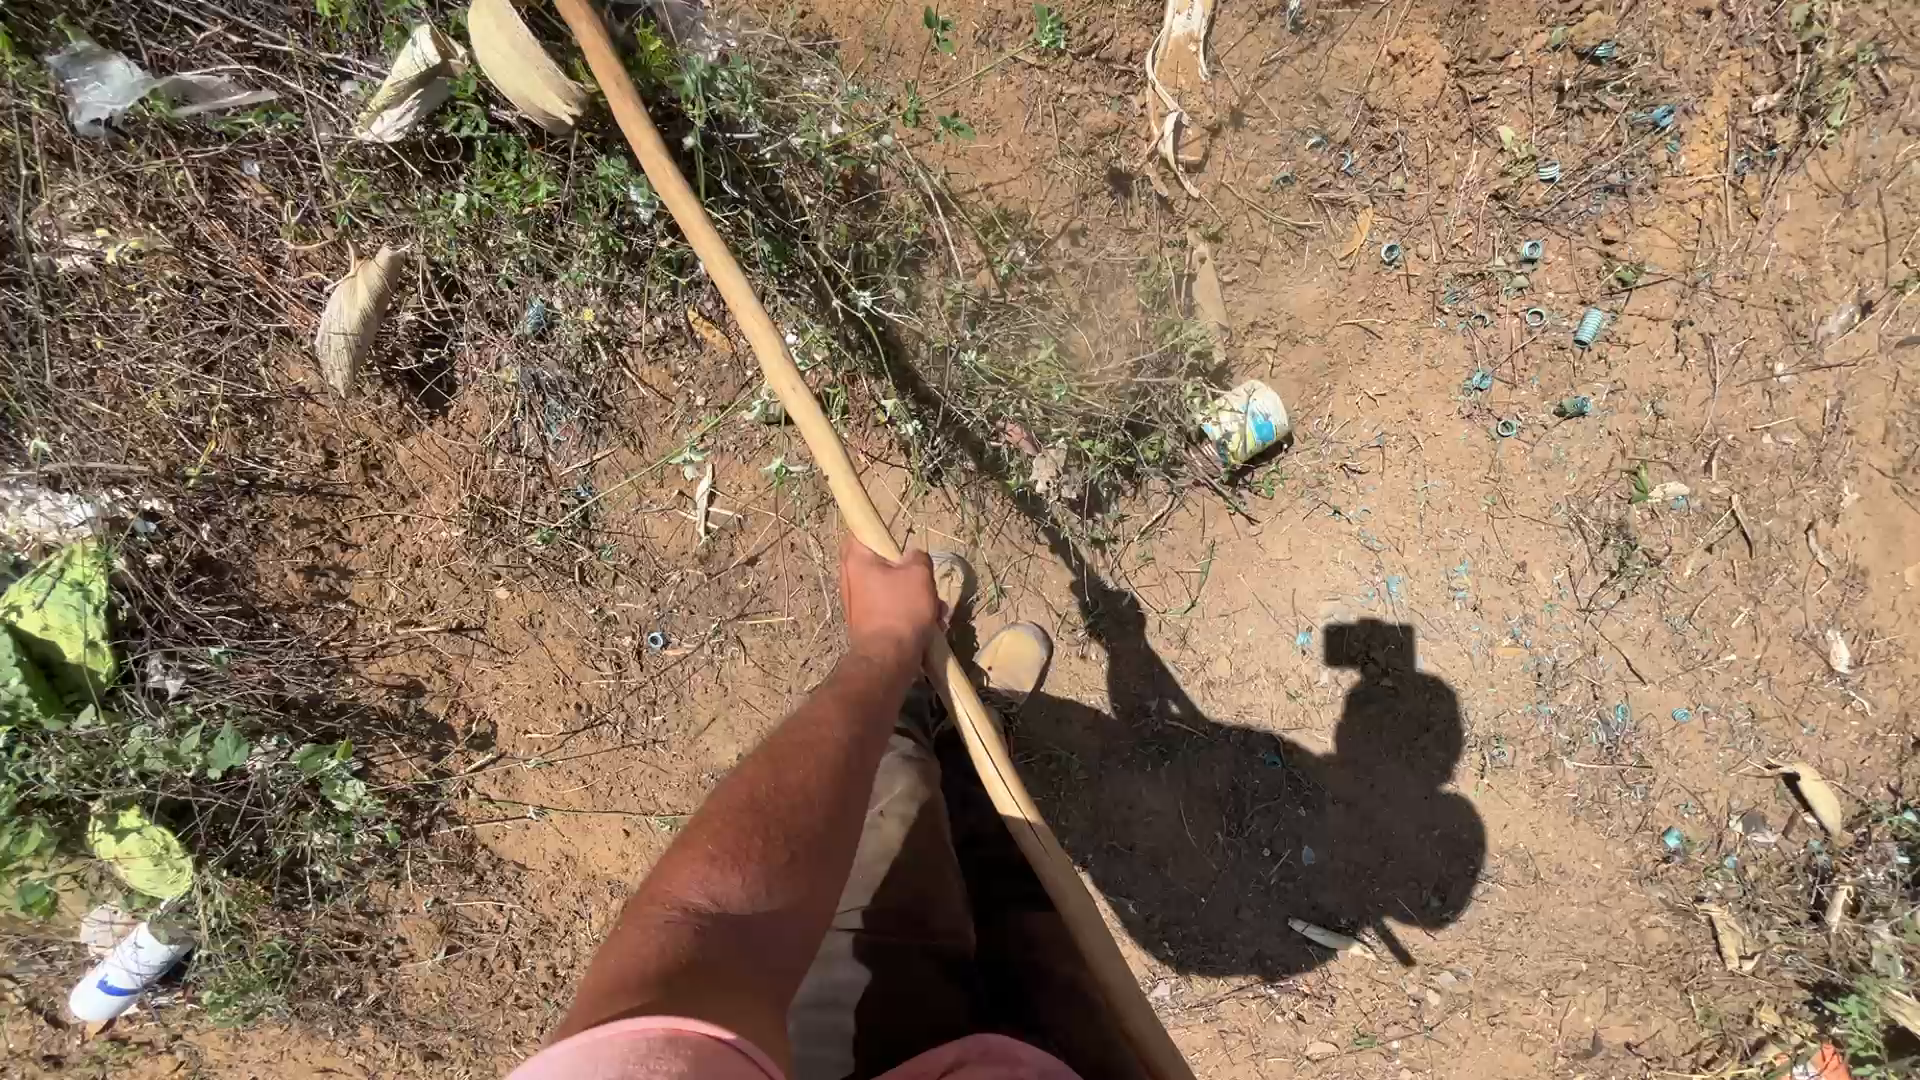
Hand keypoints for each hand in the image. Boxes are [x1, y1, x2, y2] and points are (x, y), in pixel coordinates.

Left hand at [838, 534, 939, 673]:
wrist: (889, 660)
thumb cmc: (901, 610)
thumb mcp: (919, 574)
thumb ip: (918, 557)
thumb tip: (913, 558)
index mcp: (856, 561)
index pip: (860, 532)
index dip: (880, 532)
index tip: (899, 540)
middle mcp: (851, 580)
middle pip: (882, 564)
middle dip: (909, 572)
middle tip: (925, 579)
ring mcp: (858, 604)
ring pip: (891, 589)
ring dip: (915, 596)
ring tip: (936, 609)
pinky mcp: (869, 624)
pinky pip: (891, 609)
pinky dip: (909, 613)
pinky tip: (931, 624)